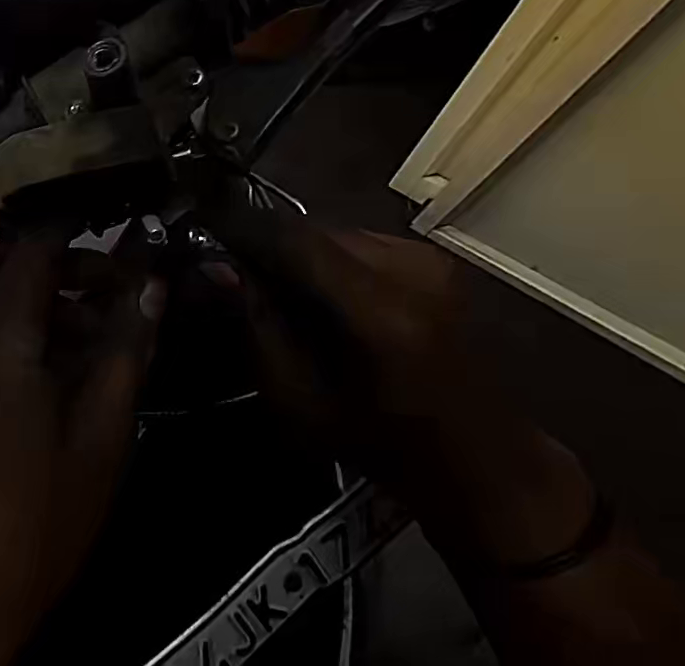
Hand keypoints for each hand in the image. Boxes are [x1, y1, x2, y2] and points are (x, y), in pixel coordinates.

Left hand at [0, 231, 164, 627]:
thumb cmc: (47, 503)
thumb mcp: (104, 423)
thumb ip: (126, 343)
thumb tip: (151, 281)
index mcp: (1, 333)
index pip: (35, 247)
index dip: (79, 231)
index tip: (123, 232)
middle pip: (22, 272)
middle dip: (77, 273)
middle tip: (128, 295)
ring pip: (12, 303)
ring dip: (60, 308)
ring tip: (108, 338)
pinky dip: (36, 333)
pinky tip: (71, 366)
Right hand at [199, 194, 594, 567]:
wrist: (481, 459)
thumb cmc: (382, 442)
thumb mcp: (299, 398)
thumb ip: (257, 322)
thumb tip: (217, 263)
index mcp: (379, 312)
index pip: (293, 238)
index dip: (241, 226)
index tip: (203, 227)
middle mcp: (408, 268)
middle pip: (309, 229)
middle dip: (265, 242)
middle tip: (234, 266)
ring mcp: (427, 259)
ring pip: (330, 231)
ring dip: (295, 250)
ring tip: (274, 281)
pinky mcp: (432, 259)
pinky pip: (356, 241)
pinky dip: (325, 257)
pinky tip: (319, 290)